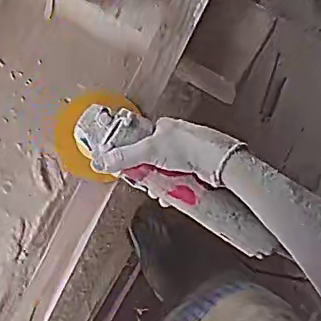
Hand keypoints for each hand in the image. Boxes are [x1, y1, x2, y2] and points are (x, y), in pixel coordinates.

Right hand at [89, 117, 245, 186]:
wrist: (219, 162)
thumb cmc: (191, 146)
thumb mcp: (149, 151)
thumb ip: (124, 157)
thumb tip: (102, 161)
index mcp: (164, 126)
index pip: (140, 141)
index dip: (133, 157)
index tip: (128, 169)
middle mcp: (176, 138)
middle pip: (153, 160)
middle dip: (148, 175)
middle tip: (146, 183)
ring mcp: (188, 153)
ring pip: (167, 172)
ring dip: (162, 184)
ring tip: (161, 191)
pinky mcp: (197, 168)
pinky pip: (180, 180)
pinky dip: (176, 188)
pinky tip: (174, 194)